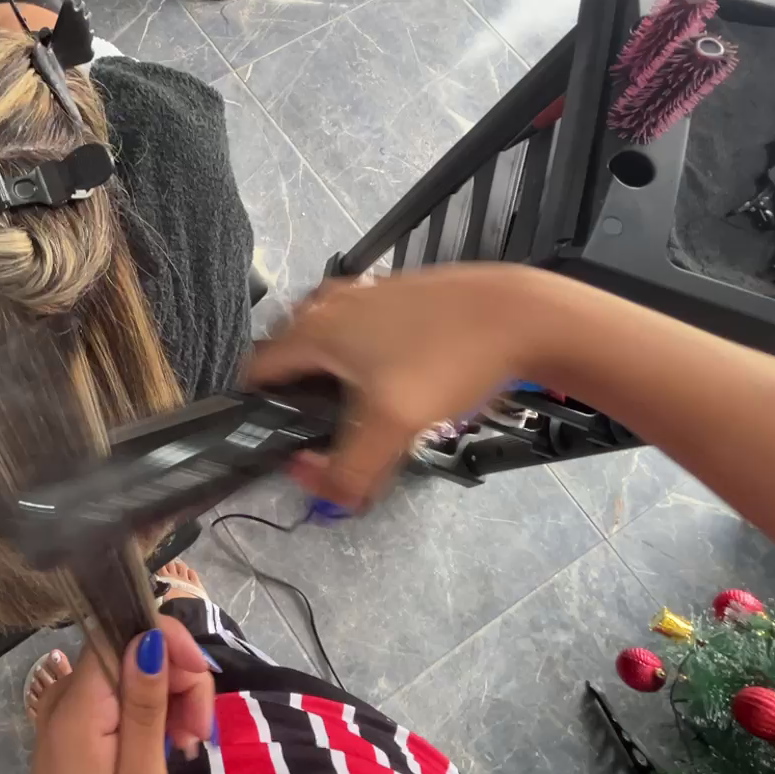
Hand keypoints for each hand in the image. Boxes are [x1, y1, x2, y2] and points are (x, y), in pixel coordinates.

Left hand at [26, 619, 214, 773]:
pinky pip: (116, 697)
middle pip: (128, 650)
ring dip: (167, 698)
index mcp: (75, 705)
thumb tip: (150, 635)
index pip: (121, 632)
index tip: (202, 681)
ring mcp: (64, 710)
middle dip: (174, 678)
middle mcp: (62, 694)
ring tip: (185, 747)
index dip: (167, 641)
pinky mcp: (72, 728)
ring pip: (127, 672)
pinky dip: (148, 714)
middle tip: (197, 735)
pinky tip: (166, 745)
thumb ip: (144, 709)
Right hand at [247, 264, 565, 507]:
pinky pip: (354, 327)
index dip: (258, 408)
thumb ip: (346, 470)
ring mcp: (359, 292)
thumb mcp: (393, 427)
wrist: (519, 314)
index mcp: (311, 330)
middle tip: (323, 425)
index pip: (255, 370)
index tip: (279, 436)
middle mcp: (325, 304)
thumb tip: (307, 482)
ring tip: (358, 403)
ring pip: (322, 339)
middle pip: (287, 354)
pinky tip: (393, 373)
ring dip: (327, 371)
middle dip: (294, 391)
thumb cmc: (445, 361)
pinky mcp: (390, 292)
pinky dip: (358, 352)